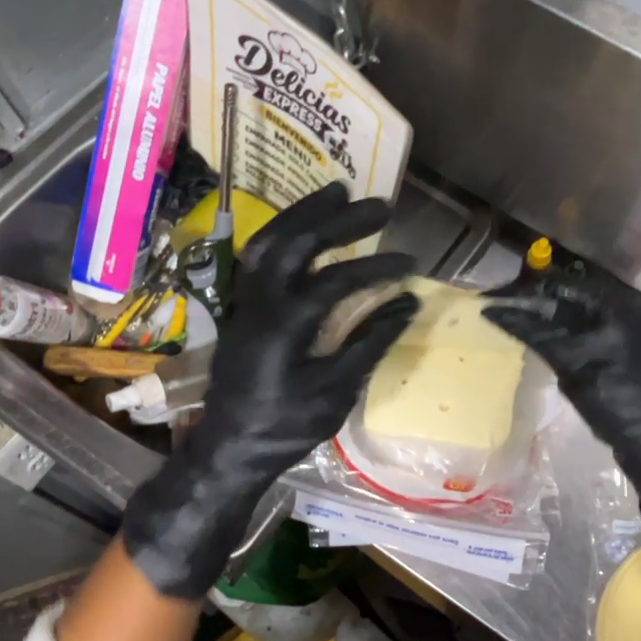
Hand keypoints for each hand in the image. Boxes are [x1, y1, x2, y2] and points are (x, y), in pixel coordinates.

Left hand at [120, 182, 418, 598]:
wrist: (230, 448)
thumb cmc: (286, 427)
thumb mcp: (335, 392)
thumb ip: (369, 342)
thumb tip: (406, 303)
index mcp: (285, 326)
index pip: (336, 280)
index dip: (376, 268)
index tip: (409, 264)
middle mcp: (259, 303)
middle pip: (296, 243)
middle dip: (339, 219)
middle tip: (379, 205)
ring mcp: (244, 302)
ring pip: (268, 240)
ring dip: (304, 212)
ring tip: (337, 192)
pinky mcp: (239, 307)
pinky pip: (256, 256)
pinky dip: (282, 232)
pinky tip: (303, 227)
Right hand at [483, 274, 640, 536]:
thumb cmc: (614, 398)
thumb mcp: (572, 364)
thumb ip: (537, 334)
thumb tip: (497, 312)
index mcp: (617, 306)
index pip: (565, 287)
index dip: (531, 290)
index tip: (500, 295)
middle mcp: (625, 311)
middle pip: (573, 300)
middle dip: (539, 304)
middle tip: (504, 308)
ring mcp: (627, 332)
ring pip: (579, 317)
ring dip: (551, 319)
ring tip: (518, 322)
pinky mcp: (623, 352)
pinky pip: (588, 334)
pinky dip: (565, 335)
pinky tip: (544, 342)